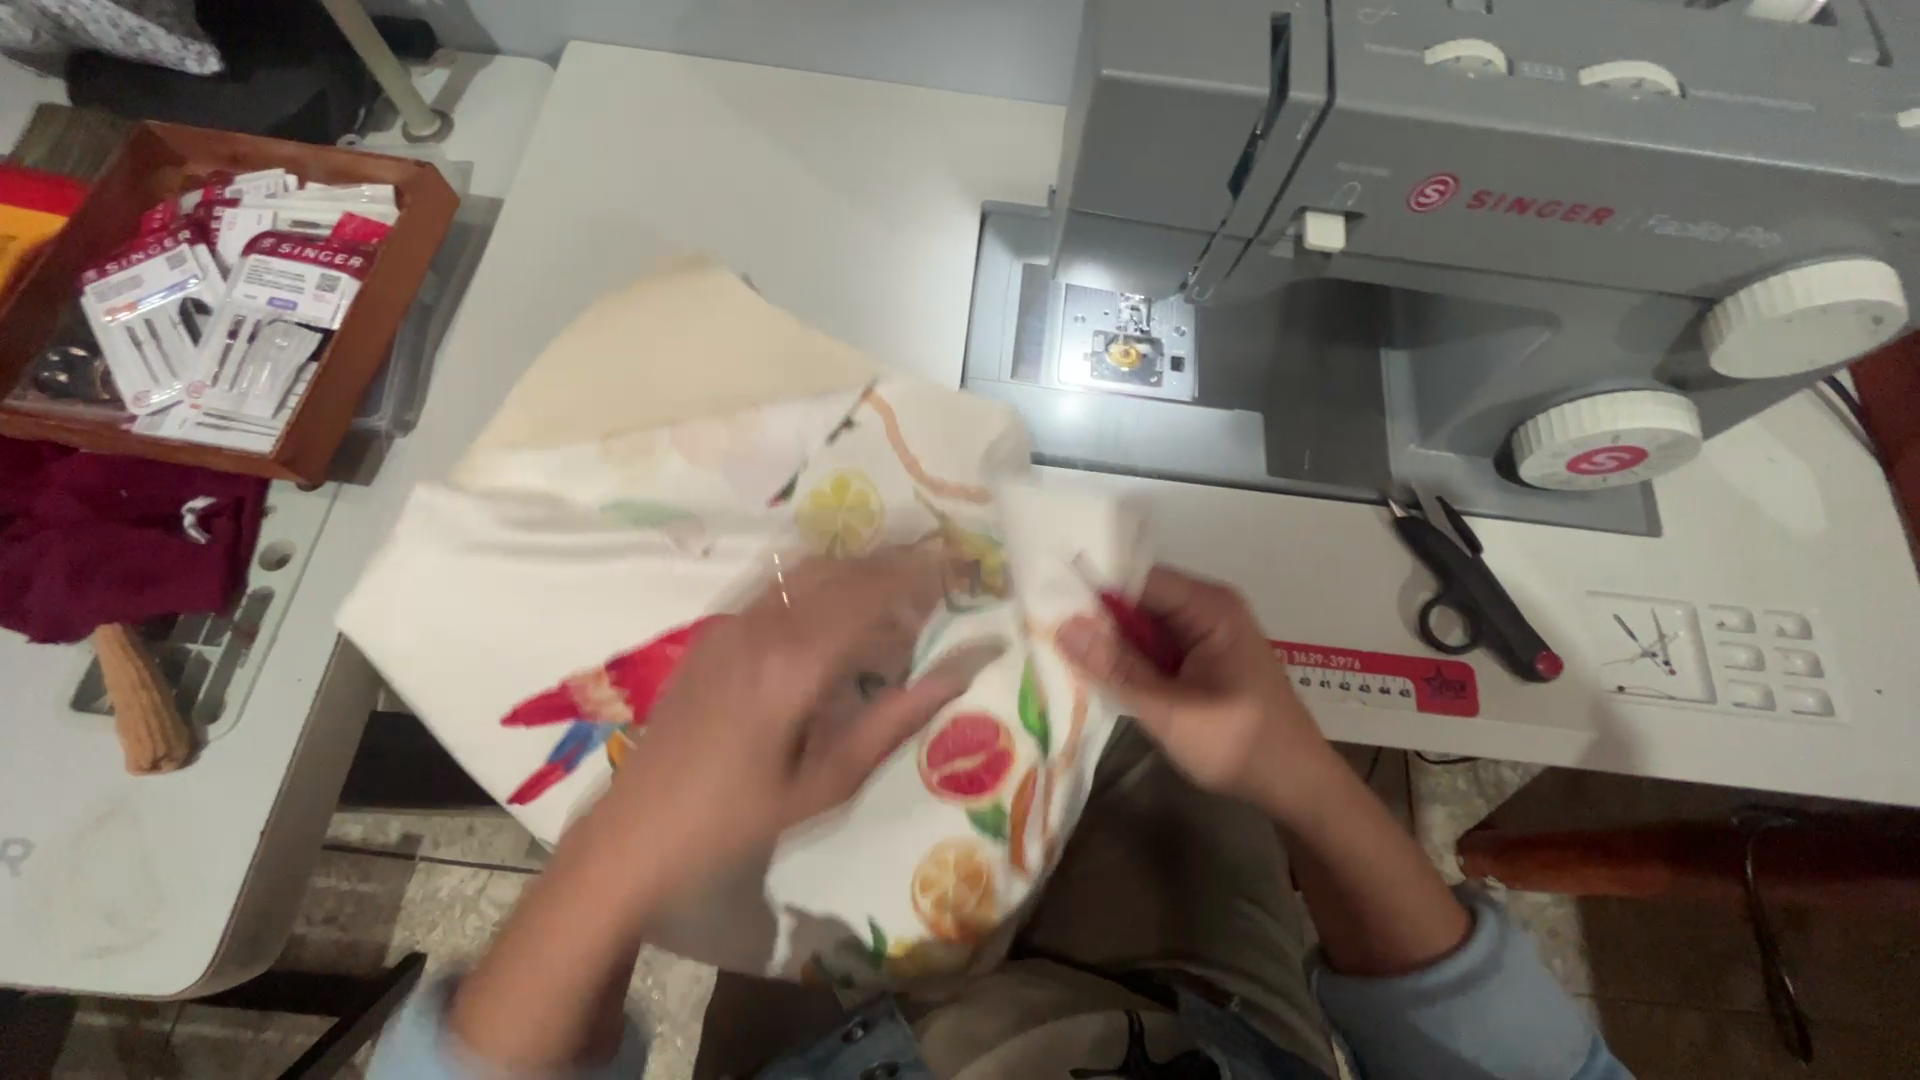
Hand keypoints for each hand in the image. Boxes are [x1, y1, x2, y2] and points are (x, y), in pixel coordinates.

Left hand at [589, 547, 971, 889]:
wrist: (635, 832)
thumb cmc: (738, 820)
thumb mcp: (828, 781)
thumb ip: (897, 718)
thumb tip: (962, 671)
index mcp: (795, 663)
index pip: (873, 592)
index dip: (920, 574)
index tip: (959, 567)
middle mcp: (762, 625)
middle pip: (843, 569)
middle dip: (895, 564)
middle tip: (938, 577)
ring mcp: (731, 622)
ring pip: (808, 570)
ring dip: (857, 569)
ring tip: (895, 593)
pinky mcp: (713, 632)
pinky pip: (777, 585)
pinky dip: (820, 582)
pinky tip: (837, 611)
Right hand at [1054, 564, 1338, 818]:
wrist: (1298, 788)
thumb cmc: (1242, 746)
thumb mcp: (1171, 711)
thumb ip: (1117, 668)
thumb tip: (1063, 625)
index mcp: (1209, 606)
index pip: (1136, 577)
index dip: (1091, 588)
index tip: (1045, 606)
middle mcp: (1207, 608)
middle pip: (1136, 597)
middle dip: (1096, 618)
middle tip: (1046, 636)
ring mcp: (1205, 633)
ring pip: (1141, 624)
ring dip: (1110, 642)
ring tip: (1061, 655)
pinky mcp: (1201, 658)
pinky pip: (1154, 645)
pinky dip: (1128, 659)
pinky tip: (1099, 676)